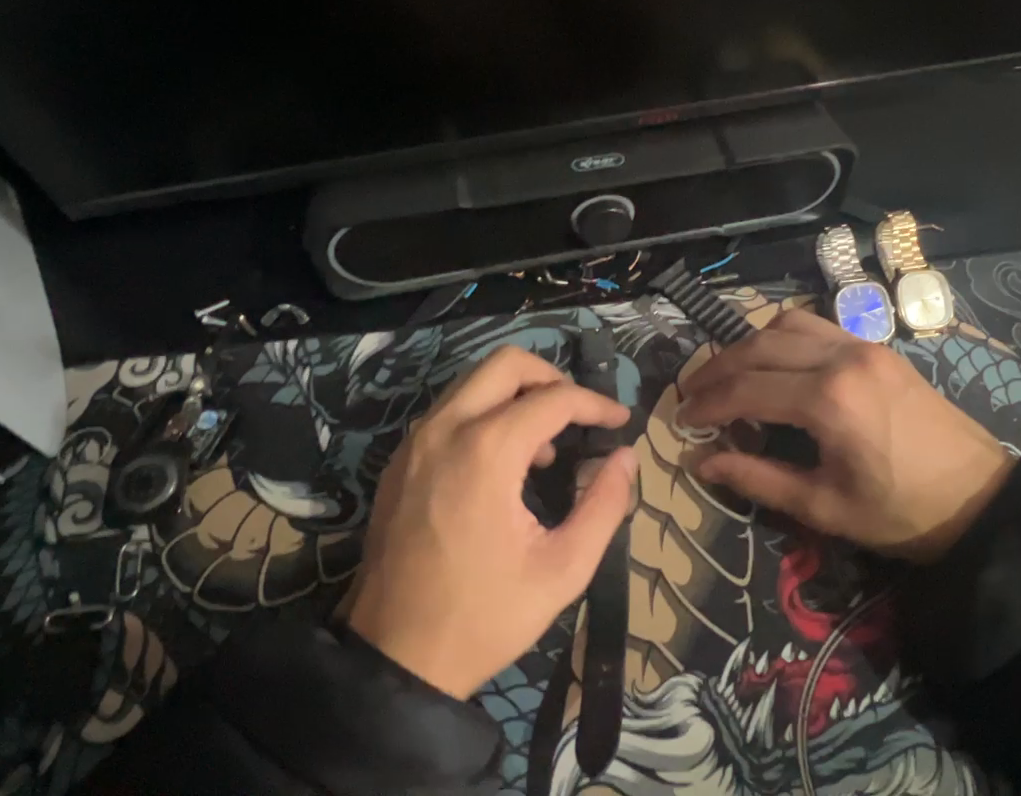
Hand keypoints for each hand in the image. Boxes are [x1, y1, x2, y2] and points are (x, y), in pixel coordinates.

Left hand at [347, 346, 636, 698]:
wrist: (394, 657)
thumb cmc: (485, 616)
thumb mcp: (563, 569)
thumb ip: (604, 504)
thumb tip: (626, 456)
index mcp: (487, 451)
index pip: (555, 398)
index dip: (596, 404)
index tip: (621, 422)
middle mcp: (446, 429)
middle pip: (507, 363)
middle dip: (553, 379)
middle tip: (580, 416)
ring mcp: (415, 442)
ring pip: (473, 382)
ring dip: (517, 395)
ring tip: (547, 446)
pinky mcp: (400, 460)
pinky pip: (450, 410)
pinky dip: (486, 413)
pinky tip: (504, 464)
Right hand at [679, 308, 1013, 562]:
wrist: (980, 498)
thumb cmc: (901, 513)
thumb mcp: (824, 507)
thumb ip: (757, 478)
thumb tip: (701, 461)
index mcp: (827, 400)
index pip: (746, 388)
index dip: (707, 402)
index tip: (681, 418)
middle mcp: (841, 358)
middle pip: (759, 346)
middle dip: (718, 368)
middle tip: (693, 394)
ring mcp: (863, 345)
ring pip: (787, 324)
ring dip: (750, 345)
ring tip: (729, 375)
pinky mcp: (878, 347)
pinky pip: (817, 325)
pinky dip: (784, 337)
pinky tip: (775, 364)